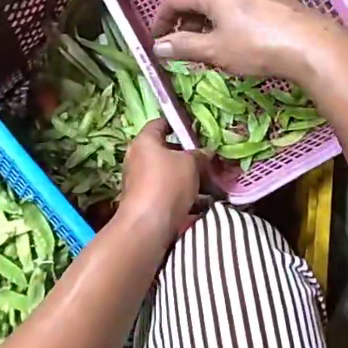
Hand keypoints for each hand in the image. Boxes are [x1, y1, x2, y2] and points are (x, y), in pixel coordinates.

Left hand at [117, 120, 207, 241]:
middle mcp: (137, 156)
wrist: (148, 223)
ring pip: (167, 172)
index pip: (159, 124)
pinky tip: (200, 201)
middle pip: (164, 150)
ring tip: (210, 182)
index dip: (177, 124)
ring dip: (186, 176)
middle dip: (186, 155)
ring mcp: (138, 179)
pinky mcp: (143, 198)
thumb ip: (199, 154)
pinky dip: (181, 192)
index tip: (194, 129)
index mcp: (144, 140)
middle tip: (207, 159)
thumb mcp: (190, 163)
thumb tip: (206, 152)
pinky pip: (165, 189)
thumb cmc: (167, 183)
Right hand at [150, 0, 336, 80]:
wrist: (312, 47)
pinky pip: (236, 5)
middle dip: (182, 21)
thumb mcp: (214, 50)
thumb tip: (157, 47)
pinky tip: (233, 41)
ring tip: (205, 47)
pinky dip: (224, 21)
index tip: (157, 40)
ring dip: (203, 22)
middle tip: (179, 45)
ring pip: (217, 2)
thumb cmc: (256, 46)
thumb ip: (182, 46)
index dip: (161, 19)